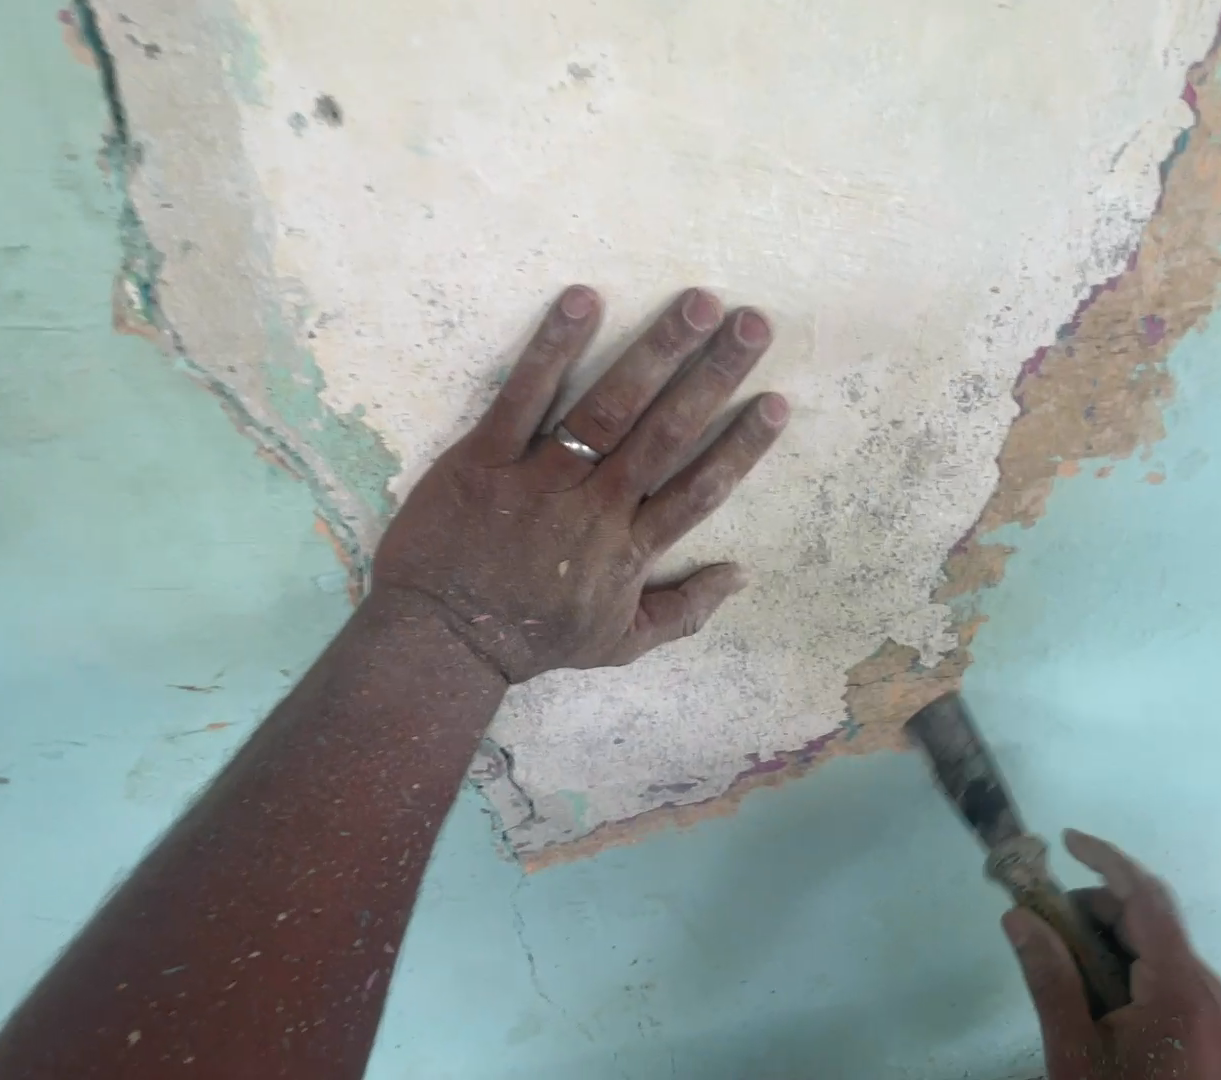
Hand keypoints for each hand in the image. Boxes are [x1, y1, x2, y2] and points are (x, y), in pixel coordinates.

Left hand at [373, 285, 787, 682]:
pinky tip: (585, 299)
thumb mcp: (623, 644)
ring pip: (609, 407)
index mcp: (633, 547)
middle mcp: (599, 505)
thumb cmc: (536, 637)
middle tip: (753, 324)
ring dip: (656, 351)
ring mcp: (542, 477)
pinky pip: (523, 396)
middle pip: (668, 433)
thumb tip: (742, 574)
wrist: (443, 639)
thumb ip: (686, 611)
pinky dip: (553, 349)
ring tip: (696, 302)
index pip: (702, 488)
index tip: (778, 402)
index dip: (743, 445)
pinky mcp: (486, 458)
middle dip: (715, 376)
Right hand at [1003, 831, 1220, 1079]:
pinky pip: (1167, 976)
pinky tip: (1096, 994)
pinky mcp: (1214, 1034)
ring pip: (1156, 948)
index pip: (1145, 897)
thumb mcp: (1075, 1052)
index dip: (1106, 858)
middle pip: (1148, 920)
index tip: (1065, 839)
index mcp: (1182, 988)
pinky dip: (1126, 965)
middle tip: (1044, 925)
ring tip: (1066, 968)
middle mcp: (1210, 991)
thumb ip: (1049, 976)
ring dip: (1107, 938)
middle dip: (1094, 907)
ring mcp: (1217, 1014)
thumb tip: (1017, 916)